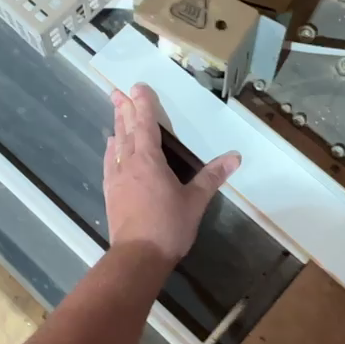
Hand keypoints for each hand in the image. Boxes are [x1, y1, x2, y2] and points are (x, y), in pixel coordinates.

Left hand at [103, 84, 239, 264]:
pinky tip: (110, 147)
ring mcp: (116, 178)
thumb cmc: (168, 226)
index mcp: (149, 161)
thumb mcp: (195, 201)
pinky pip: (109, 163)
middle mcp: (129, 164)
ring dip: (116, 126)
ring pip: (116, 145)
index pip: (145, 125)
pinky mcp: (110, 193)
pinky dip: (110, 150)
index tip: (136, 87)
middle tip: (116, 91)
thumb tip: (235, 156)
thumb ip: (212, 177)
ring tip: (115, 112)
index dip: (142, 105)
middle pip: (126, 130)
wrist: (138, 256)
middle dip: (123, 109)